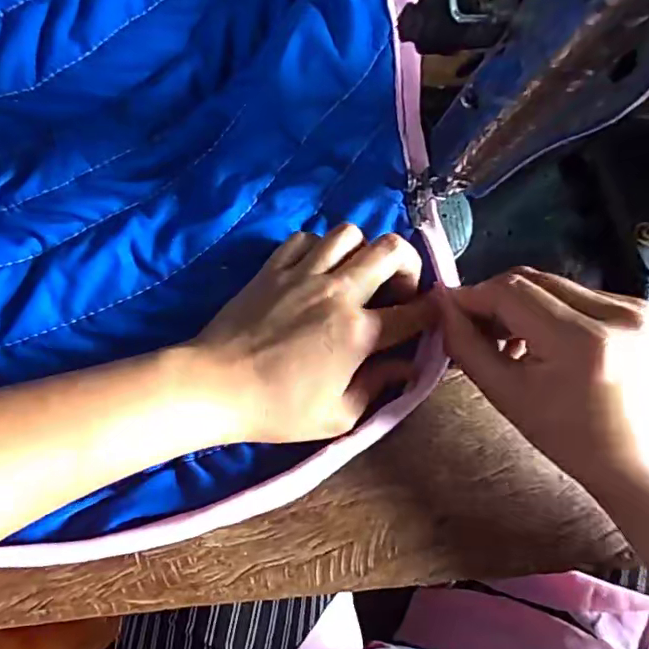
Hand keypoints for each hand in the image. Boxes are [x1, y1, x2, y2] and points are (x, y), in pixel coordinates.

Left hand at [186, 224, 430, 443]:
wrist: (214, 386)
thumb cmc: (275, 409)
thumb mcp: (336, 416)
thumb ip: (377, 387)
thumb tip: (405, 367)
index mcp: (358, 332)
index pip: (416, 310)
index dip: (433, 313)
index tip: (428, 320)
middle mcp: (336, 292)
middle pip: (391, 250)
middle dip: (407, 265)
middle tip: (396, 291)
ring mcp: (302, 274)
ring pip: (349, 232)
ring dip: (362, 250)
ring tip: (354, 276)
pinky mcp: (271, 269)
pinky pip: (305, 237)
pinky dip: (319, 247)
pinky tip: (314, 270)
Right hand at [439, 267, 648, 502]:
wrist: (644, 459)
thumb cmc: (571, 438)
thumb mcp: (506, 395)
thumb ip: (467, 345)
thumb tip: (443, 307)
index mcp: (581, 340)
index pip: (509, 291)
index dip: (471, 296)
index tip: (447, 311)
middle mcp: (614, 313)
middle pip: (529, 280)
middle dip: (492, 299)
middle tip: (472, 328)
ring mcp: (631, 307)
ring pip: (549, 284)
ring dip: (517, 304)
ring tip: (506, 339)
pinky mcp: (637, 308)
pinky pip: (573, 294)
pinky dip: (545, 309)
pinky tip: (538, 339)